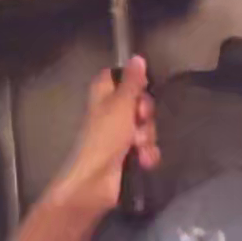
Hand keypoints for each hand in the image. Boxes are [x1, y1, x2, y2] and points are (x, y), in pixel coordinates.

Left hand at [44, 56, 158, 220]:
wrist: (95, 183)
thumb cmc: (105, 137)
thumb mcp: (121, 104)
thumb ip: (132, 81)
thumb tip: (137, 57)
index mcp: (103, 93)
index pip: (120, 76)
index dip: (134, 81)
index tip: (142, 88)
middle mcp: (111, 111)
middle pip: (139, 102)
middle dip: (145, 114)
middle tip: (140, 119)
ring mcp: (119, 134)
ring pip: (145, 126)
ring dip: (146, 137)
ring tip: (137, 147)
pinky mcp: (127, 155)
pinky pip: (146, 148)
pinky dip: (146, 154)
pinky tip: (143, 161)